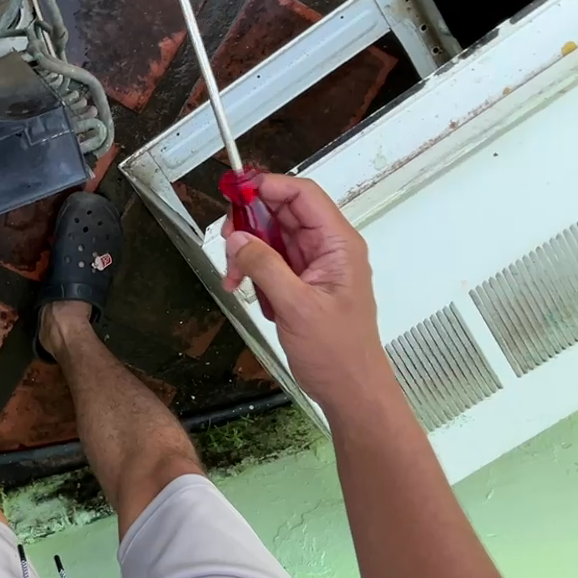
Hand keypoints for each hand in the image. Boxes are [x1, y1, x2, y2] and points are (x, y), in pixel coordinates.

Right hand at [222, 175, 399, 419]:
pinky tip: (240, 286)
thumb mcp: (296, 306)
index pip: (303, 195)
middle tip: (226, 241)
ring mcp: (313, 264)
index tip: (235, 192)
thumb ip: (264, 266)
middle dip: (250, 221)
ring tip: (232, 275)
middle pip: (283, 212)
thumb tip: (236, 238)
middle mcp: (327, 247)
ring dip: (246, 250)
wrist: (350, 391)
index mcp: (338, 244)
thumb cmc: (335, 351)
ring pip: (271, 236)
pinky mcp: (300, 282)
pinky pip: (269, 260)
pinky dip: (250, 269)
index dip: (269, 186)